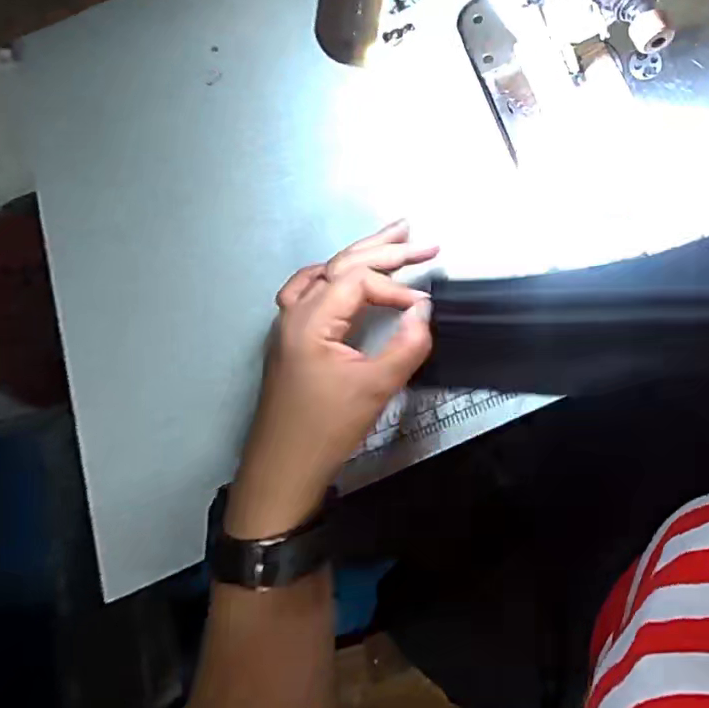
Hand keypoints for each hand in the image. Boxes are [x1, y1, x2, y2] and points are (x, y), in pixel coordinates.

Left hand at [227, 222, 439, 538]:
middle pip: (342, 265)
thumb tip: (424, 308)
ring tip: (396, 238)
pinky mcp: (294, 338)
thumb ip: (408, 343)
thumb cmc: (328, 428)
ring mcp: (290, 324)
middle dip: (386, 250)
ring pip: (327, 273)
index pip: (359, 281)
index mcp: (311, 322)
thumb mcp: (377, 386)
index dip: (397, 288)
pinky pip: (312, 289)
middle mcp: (296, 314)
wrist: (283, 469)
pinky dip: (337, 274)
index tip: (424, 307)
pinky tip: (348, 273)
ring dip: (363, 255)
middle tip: (425, 242)